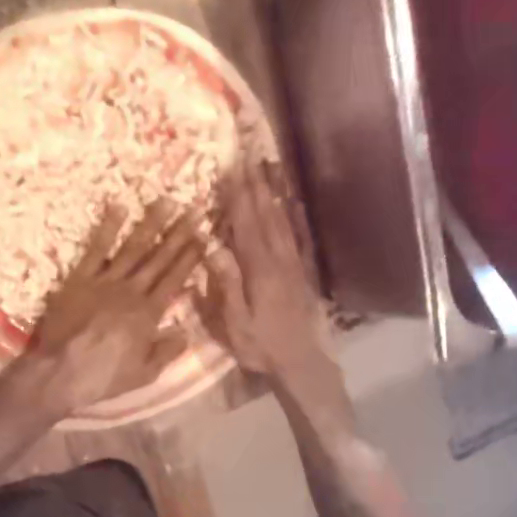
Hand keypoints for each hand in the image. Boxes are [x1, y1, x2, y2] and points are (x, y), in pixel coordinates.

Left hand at [4, 200, 204, 418]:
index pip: (174, 279)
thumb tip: (185, 331)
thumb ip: (166, 351)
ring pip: (132, 248)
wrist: (60, 371)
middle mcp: (130, 291)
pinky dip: (107, 227)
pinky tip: (119, 206)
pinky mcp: (78, 279)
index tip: (204, 236)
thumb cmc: (103, 378)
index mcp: (148, 314)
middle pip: (158, 258)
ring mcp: (104, 281)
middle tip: (195, 208)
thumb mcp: (143, 374)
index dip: (190, 257)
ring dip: (150, 224)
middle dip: (178, 234)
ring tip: (166, 200)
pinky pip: (95, 249)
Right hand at [199, 163, 333, 384]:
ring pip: (282, 220)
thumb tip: (213, 247)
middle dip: (254, 185)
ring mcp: (294, 263)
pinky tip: (292, 201)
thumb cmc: (261, 346)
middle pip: (265, 214)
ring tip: (265, 167)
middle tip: (246, 156)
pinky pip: (299, 236)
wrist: (302, 361)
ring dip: (272, 192)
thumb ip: (226, 285)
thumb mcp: (234, 322)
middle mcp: (279, 258)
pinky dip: (295, 215)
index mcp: (258, 270)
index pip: (245, 225)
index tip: (229, 168)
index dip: (237, 196)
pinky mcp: (303, 271)